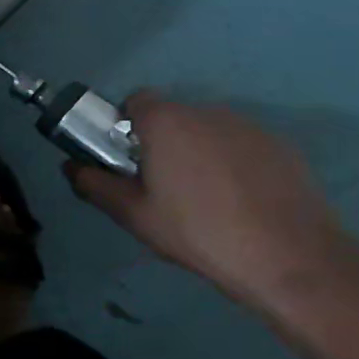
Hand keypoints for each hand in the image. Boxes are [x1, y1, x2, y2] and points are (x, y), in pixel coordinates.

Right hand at [64, 93, 356, 302]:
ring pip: (208, 132)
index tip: (128, 160)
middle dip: (162, 143)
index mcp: (167, 122)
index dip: (125, 125)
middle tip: (162, 188)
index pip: (136, 100)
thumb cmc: (197, 232)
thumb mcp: (135, 216)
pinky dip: (233, 164)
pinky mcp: (280, 146)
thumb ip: (95, 186)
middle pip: (173, 117)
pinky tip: (241, 204)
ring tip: (206, 201)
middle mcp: (207, 111)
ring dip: (198, 153)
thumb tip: (71, 167)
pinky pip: (241, 146)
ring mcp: (249, 126)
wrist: (288, 258)